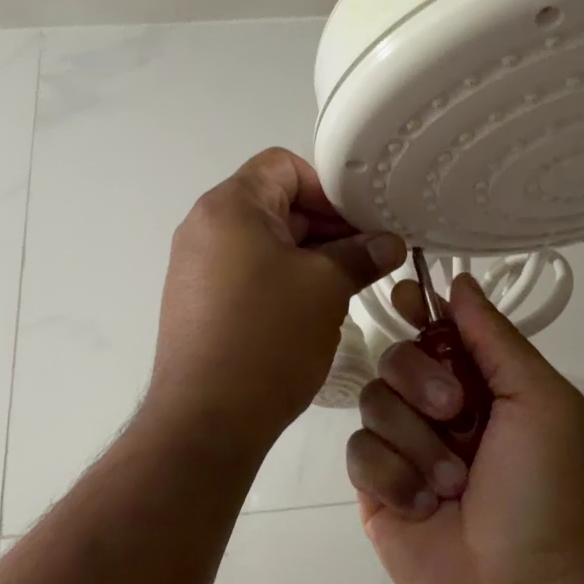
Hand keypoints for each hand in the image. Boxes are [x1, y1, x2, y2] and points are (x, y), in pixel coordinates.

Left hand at [146, 148, 406, 449]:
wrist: (206, 418)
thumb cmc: (267, 338)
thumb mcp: (326, 288)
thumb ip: (361, 255)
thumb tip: (388, 244)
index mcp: (229, 205)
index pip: (283, 165)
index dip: (328, 189)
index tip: (360, 226)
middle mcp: (203, 226)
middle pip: (273, 203)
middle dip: (324, 227)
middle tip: (365, 260)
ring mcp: (195, 266)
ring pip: (262, 242)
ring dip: (306, 258)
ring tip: (342, 291)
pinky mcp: (196, 301)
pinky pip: (245, 273)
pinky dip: (280, 281)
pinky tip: (308, 315)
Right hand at [345, 273, 583, 583]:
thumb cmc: (543, 490)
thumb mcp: (542, 401)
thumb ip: (495, 337)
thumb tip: (458, 280)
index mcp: (483, 384)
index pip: (437, 328)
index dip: (418, 308)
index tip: (406, 297)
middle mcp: (439, 408)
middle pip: (397, 356)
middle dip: (421, 381)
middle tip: (455, 413)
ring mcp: (404, 445)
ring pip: (374, 401)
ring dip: (416, 442)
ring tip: (451, 484)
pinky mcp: (375, 483)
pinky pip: (359, 450)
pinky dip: (393, 476)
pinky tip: (423, 506)